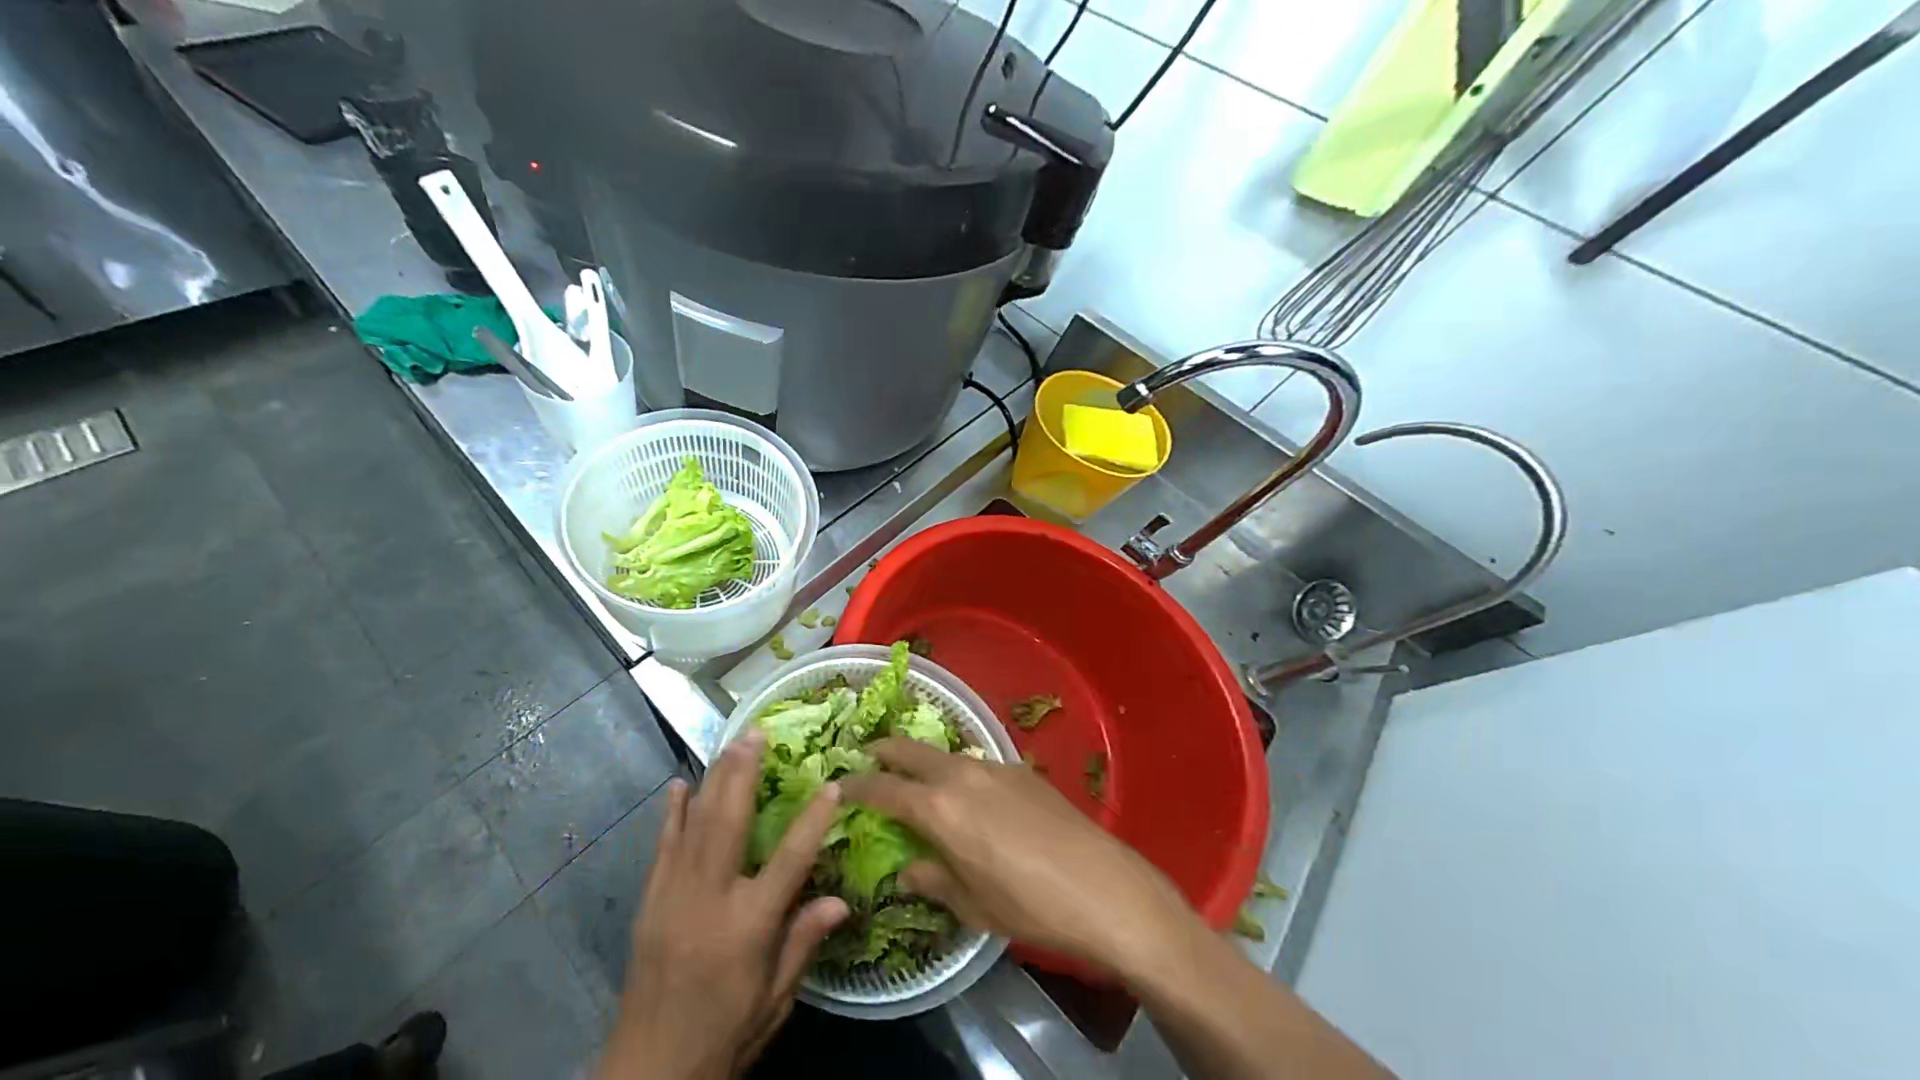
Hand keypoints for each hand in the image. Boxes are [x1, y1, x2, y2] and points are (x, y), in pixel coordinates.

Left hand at [596, 730, 847, 1079]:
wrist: (647, 1073)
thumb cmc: (724, 1033)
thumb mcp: (776, 1000)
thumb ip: (803, 943)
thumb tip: (842, 900)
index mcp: (747, 927)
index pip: (789, 861)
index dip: (813, 821)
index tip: (832, 785)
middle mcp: (708, 900)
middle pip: (728, 824)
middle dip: (743, 774)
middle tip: (756, 733)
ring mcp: (673, 897)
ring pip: (695, 825)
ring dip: (714, 780)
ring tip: (729, 744)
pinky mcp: (649, 902)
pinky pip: (662, 848)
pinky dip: (671, 814)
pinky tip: (678, 785)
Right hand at [840, 737, 1192, 974]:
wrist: (1102, 887)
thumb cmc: (1028, 905)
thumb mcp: (972, 905)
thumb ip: (933, 880)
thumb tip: (909, 870)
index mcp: (939, 809)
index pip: (884, 789)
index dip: (858, 787)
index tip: (840, 787)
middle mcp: (962, 776)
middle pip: (912, 752)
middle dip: (885, 751)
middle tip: (868, 755)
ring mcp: (996, 768)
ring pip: (947, 754)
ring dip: (925, 760)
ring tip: (918, 774)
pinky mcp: (1024, 770)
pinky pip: (978, 764)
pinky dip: (960, 770)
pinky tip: (970, 793)